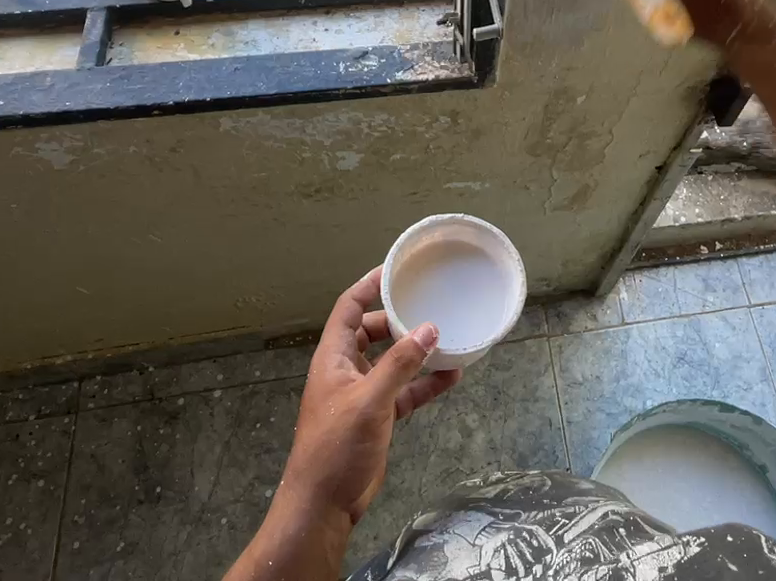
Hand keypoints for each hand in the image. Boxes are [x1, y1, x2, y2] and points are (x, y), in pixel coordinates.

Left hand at [281, 267, 462, 524]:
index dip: (369, 285)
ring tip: (448, 336)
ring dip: (417, 351)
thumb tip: (429, 328)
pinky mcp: (378, 416)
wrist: (323, 505)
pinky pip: (404, 390)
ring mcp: (363, 393)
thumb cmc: (336, 446)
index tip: (396, 269)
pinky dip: (425, 383)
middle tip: (428, 304)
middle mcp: (346, 369)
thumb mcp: (369, 400)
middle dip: (399, 318)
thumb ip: (399, 364)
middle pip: (372, 331)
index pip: (349, 307)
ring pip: (392, 361)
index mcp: (333, 357)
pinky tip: (452, 376)